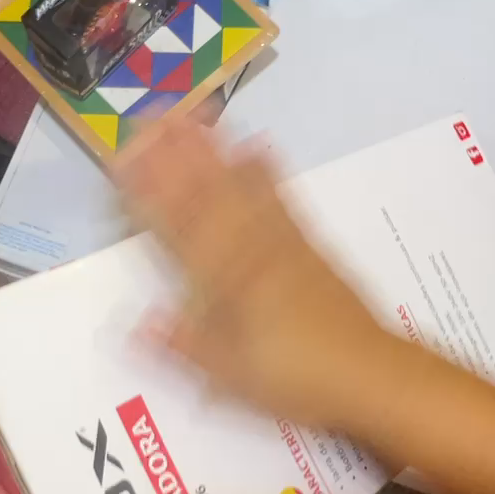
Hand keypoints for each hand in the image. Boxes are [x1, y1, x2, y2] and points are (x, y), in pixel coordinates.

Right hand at [114, 112, 399, 429]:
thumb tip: (136, 324)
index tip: (123, 160)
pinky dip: (265, 170)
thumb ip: (185, 346)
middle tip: (151, 116)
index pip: (178, 230)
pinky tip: (257, 146)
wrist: (371, 373)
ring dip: (214, 150)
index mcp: (227, 284)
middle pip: (207, 197)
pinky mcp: (309, 244)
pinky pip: (281, 198)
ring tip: (192, 114)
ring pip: (241, 189)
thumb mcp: (233, 376)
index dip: (148, 194)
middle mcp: (252, 253)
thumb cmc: (297, 379)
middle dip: (175, 156)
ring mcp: (283, 243)